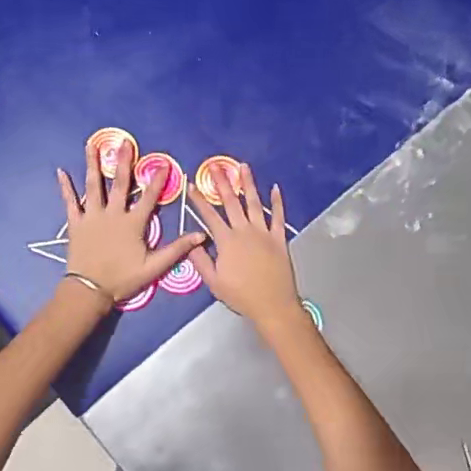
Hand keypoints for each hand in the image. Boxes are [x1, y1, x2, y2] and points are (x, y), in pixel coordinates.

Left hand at [58, 143, 203, 304]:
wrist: (90, 289)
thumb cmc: (123, 279)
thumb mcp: (154, 267)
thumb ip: (176, 250)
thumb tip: (200, 236)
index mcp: (133, 223)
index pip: (149, 197)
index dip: (157, 180)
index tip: (163, 164)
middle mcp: (113, 214)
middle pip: (120, 184)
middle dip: (124, 162)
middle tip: (125, 142)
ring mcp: (92, 216)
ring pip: (93, 186)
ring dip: (93, 164)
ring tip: (91, 144)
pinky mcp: (76, 223)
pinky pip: (70, 202)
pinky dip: (65, 187)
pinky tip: (60, 171)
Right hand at [188, 163, 303, 331]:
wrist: (272, 304)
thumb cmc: (241, 296)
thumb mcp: (213, 282)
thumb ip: (201, 260)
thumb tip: (190, 243)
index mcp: (226, 242)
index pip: (209, 216)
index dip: (199, 200)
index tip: (192, 185)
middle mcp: (244, 231)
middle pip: (231, 202)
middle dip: (222, 182)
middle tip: (215, 166)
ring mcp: (264, 233)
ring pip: (254, 203)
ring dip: (248, 184)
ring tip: (243, 167)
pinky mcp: (279, 239)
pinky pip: (279, 217)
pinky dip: (277, 202)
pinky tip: (275, 188)